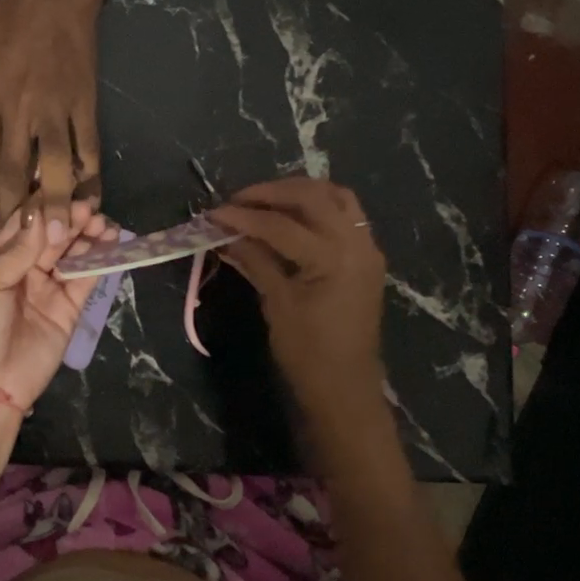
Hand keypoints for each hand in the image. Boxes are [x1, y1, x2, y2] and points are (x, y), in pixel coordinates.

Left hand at [0, 0, 104, 238]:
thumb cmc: (5, 23)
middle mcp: (20, 109)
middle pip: (16, 168)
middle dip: (16, 209)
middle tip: (19, 245)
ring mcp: (56, 107)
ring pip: (54, 164)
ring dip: (55, 201)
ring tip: (57, 234)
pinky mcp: (85, 103)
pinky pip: (87, 145)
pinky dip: (89, 173)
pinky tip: (88, 197)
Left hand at [0, 202, 119, 416]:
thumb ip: (18, 251)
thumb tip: (44, 215)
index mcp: (0, 259)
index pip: (26, 224)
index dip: (45, 207)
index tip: (65, 191)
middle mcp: (26, 268)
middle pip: (53, 236)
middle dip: (71, 220)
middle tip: (91, 209)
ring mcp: (49, 287)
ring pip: (72, 253)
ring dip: (88, 237)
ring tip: (105, 224)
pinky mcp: (69, 307)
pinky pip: (86, 279)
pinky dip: (100, 262)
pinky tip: (112, 245)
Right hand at [208, 177, 386, 404]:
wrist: (346, 388)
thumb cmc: (307, 353)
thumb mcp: (276, 304)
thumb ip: (254, 260)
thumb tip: (224, 234)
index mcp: (333, 259)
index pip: (281, 225)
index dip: (243, 216)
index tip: (213, 213)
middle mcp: (356, 244)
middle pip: (312, 197)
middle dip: (271, 193)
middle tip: (237, 200)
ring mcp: (366, 247)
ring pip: (334, 196)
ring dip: (298, 192)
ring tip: (264, 201)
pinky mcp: (366, 254)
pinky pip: (345, 213)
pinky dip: (317, 205)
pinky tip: (290, 215)